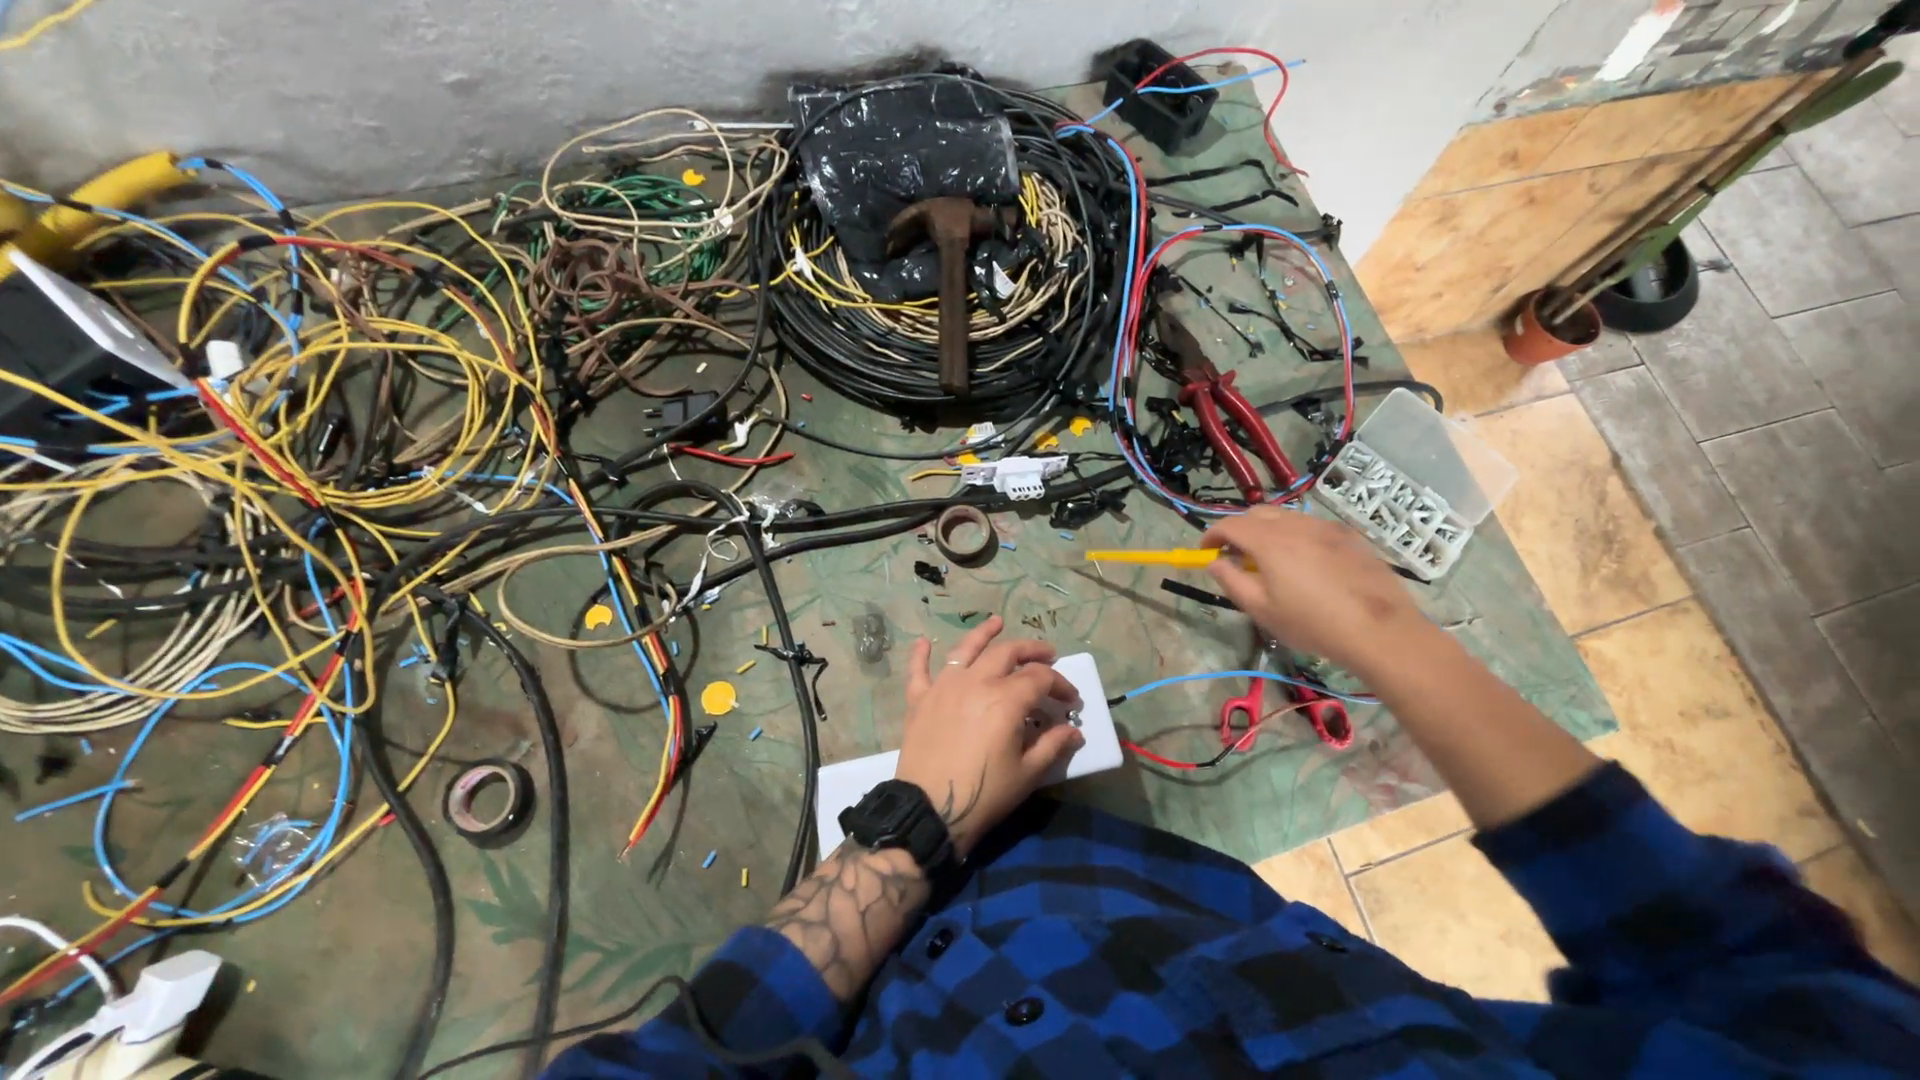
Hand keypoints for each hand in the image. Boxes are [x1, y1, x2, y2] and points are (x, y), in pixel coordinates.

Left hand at [894, 616, 1083, 857]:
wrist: (930, 809)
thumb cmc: (984, 793)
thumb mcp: (1027, 773)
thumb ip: (1053, 745)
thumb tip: (1074, 731)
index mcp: (1006, 699)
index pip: (1040, 678)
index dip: (1060, 684)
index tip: (1071, 700)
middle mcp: (976, 682)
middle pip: (1007, 653)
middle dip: (1031, 651)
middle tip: (1047, 654)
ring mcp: (943, 687)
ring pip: (965, 649)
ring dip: (983, 634)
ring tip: (996, 622)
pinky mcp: (919, 700)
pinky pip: (918, 670)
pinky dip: (920, 654)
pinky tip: (923, 642)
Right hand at [1201, 506, 1426, 672]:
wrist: (1378, 629)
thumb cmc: (1312, 623)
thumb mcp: (1262, 609)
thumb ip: (1232, 581)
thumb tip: (1215, 562)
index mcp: (1270, 541)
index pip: (1230, 525)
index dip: (1212, 535)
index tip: (1206, 552)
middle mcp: (1296, 525)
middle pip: (1257, 514)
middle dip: (1239, 529)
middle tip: (1236, 557)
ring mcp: (1326, 527)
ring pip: (1286, 517)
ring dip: (1268, 531)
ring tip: (1270, 561)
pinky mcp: (1349, 536)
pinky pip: (1312, 527)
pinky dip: (1296, 536)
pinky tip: (1305, 564)